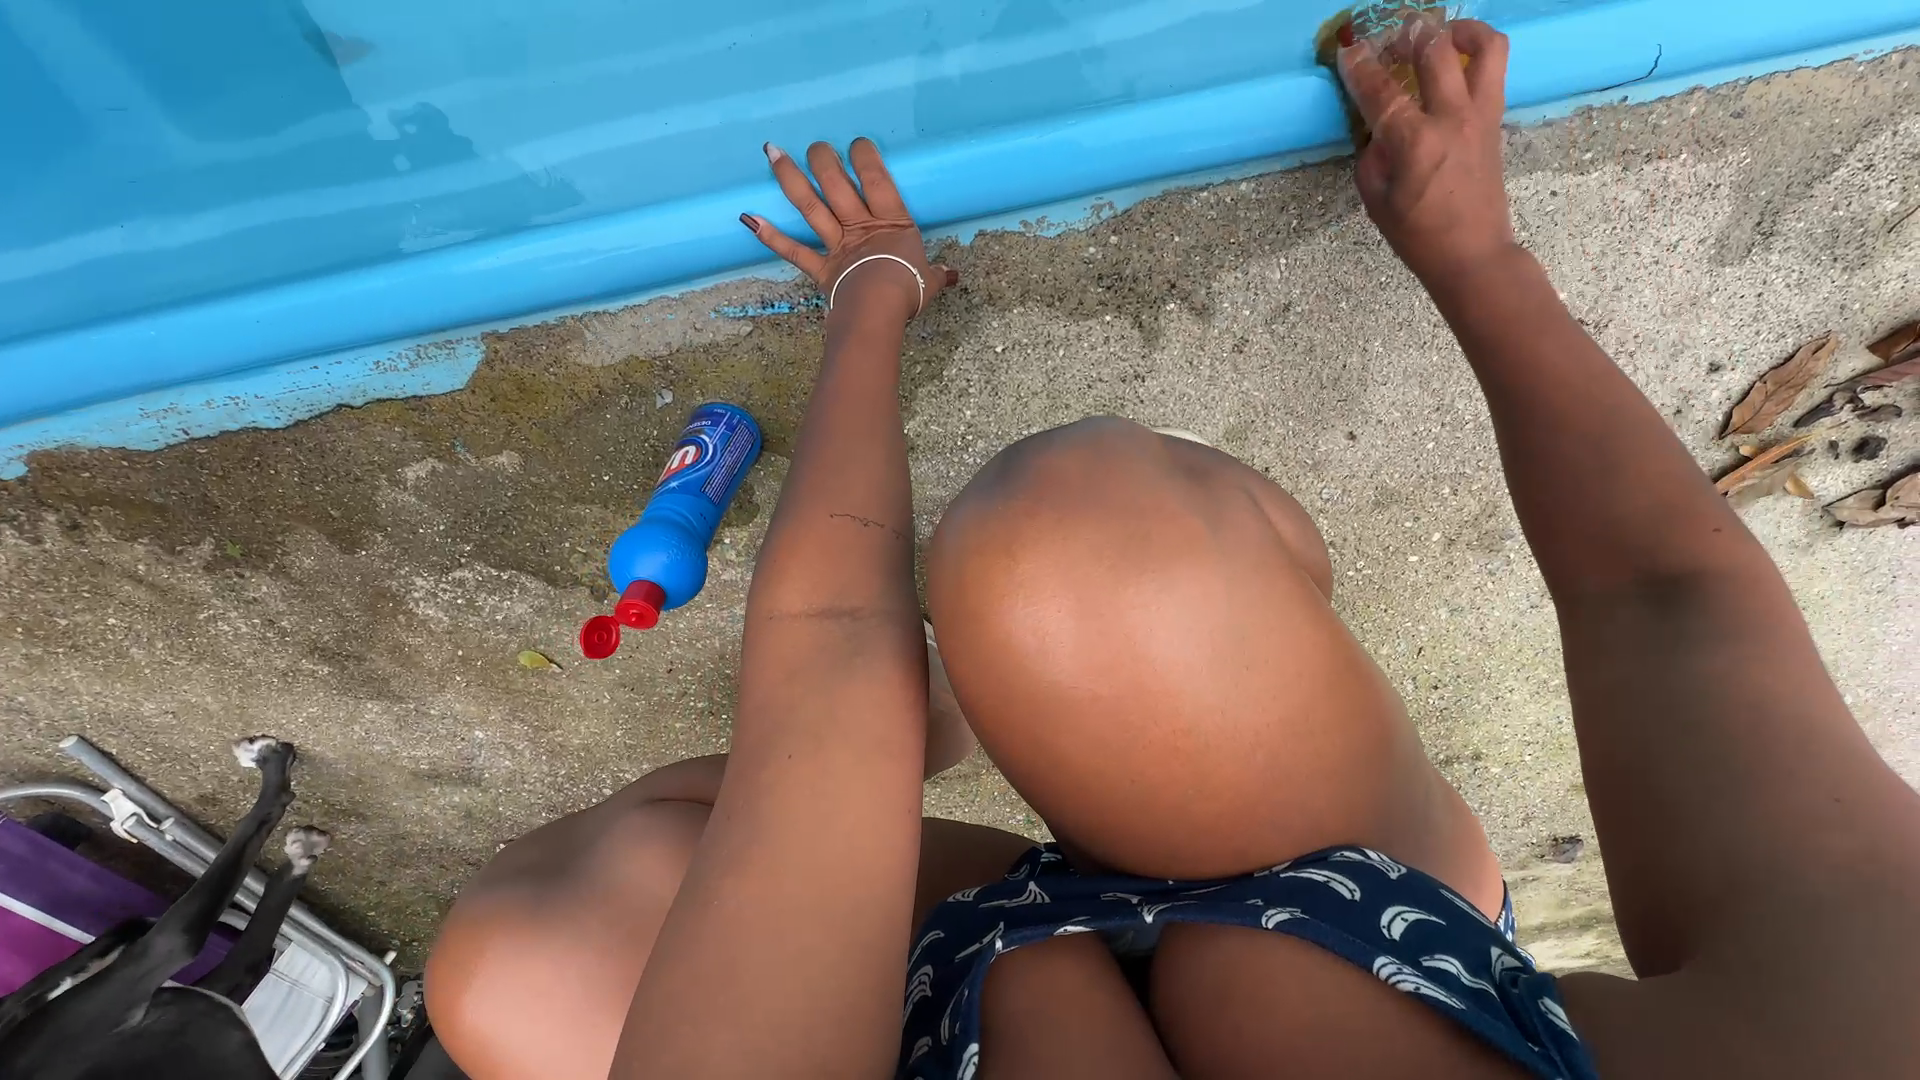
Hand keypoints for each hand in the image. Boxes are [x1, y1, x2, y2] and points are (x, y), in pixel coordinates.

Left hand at [742, 138, 956, 325]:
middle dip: (824, 160)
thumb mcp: (928, 281)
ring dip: (790, 180)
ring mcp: (837, 246)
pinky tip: (749, 219)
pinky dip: (771, 236)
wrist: (880, 312)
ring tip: (773, 153)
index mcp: (892, 223)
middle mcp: (860, 227)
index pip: (878, 180)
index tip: (857, 142)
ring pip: (811, 207)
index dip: (867, 158)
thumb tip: (951, 276)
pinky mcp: (821, 269)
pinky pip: (794, 251)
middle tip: (815, 145)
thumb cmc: (908, 291)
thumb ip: (935, 275)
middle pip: (838, 185)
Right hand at [1336, 18, 1514, 285]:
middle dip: (1409, 36)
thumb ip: (1374, 155)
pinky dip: (1474, 53)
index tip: (1348, 49)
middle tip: (1392, 40)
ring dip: (1457, 30)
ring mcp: (1480, 114)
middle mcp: (1451, 118)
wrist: (1470, 251)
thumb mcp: (1376, 199)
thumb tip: (1378, 128)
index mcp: (1415, 142)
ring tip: (1437, 36)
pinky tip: (1454, 64)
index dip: (1360, 68)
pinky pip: (1492, 68)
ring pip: (1483, 45)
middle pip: (1435, 51)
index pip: (1382, 92)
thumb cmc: (1415, 234)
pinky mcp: (1495, 117)